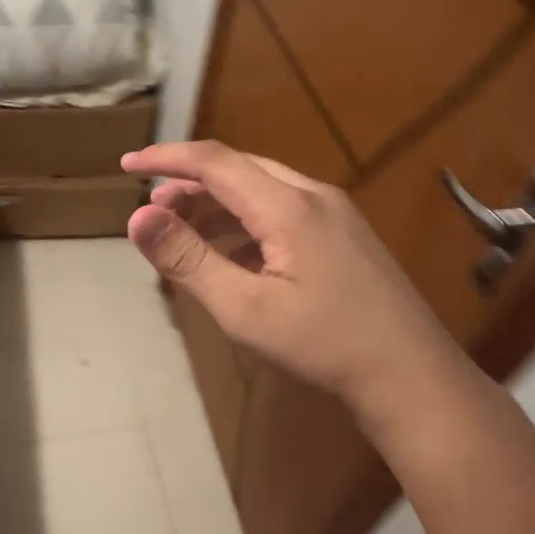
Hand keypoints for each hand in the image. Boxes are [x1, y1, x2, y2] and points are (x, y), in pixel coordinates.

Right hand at [122, 141, 476, 422]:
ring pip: (261, 190)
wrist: (410, 374)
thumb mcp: (243, 308)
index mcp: (288, 206)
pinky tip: (231, 258)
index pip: (214, 162)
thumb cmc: (322, 344)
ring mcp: (335, 216)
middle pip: (239, 170)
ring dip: (216, 205)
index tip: (125, 164)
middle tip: (152, 211)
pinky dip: (244, 224)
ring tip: (182, 235)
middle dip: (189, 184)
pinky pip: (282, 213)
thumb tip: (137, 218)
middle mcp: (314, 197)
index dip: (166, 158)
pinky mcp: (344, 238)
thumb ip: (188, 259)